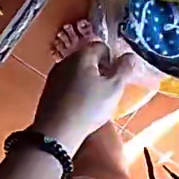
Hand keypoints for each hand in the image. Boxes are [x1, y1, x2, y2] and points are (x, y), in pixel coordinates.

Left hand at [32, 42, 153, 147]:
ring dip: (89, 81)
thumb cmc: (89, 107)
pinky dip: (77, 91)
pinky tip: (81, 107)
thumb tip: (130, 56)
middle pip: (89, 59)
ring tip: (95, 101)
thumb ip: (124, 69)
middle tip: (109, 90)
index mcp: (82, 55)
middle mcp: (65, 60)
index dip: (113, 60)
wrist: (56, 132)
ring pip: (78, 72)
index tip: (116, 78)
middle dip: (101, 71)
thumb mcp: (115, 88)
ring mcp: (54, 75)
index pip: (102, 46)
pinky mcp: (48, 90)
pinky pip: (68, 84)